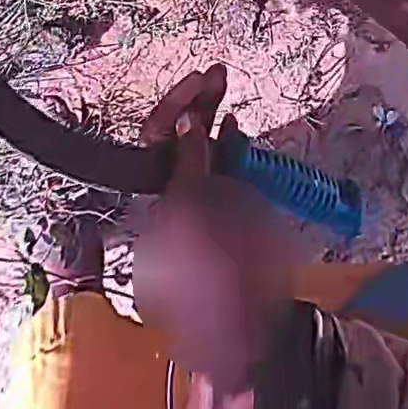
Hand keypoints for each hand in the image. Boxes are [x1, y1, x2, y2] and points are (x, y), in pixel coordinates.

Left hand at [134, 65, 287, 397]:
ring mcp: (203, 200)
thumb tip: (188, 123)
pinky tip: (234, 127)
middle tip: (214, 74)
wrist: (250, 334)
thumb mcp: (194, 218)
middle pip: (180, 136)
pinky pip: (226, 167)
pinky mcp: (228, 209)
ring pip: (204, 146)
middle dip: (196, 102)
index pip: (158, 138)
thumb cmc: (211, 280)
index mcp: (157, 196)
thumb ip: (191, 167)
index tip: (195, 84)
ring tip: (221, 82)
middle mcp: (176, 192)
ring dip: (212, 113)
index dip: (175, 108)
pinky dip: (231, 144)